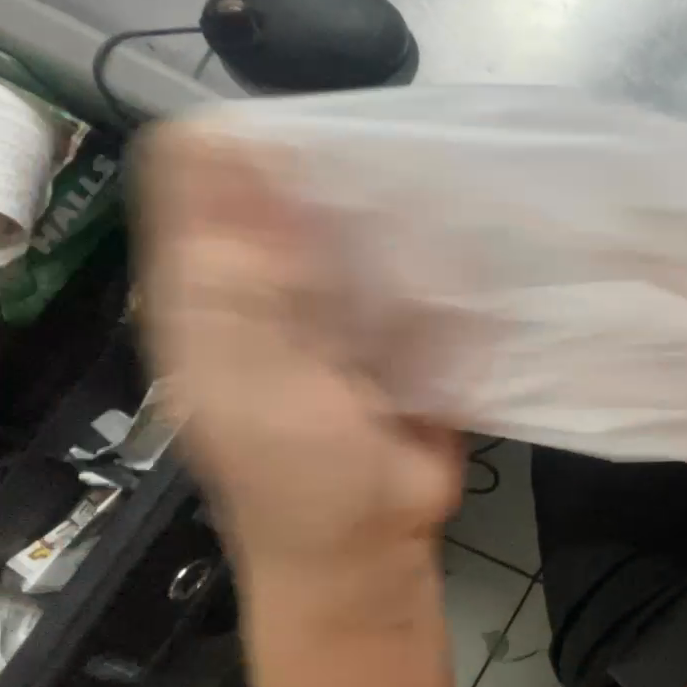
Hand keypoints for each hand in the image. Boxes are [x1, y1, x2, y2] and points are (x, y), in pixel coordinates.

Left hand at [136, 127, 462, 577]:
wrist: (371, 545)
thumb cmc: (302, 478)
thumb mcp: (253, 379)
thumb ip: (248, 280)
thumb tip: (240, 157)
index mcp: (213, 292)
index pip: (205, 180)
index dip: (255, 146)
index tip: (332, 142)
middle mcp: (275, 291)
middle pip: (296, 202)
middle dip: (347, 180)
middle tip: (415, 171)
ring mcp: (343, 318)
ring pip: (365, 242)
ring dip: (406, 225)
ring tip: (460, 211)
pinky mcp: (403, 345)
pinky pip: (421, 291)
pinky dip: (447, 277)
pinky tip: (481, 268)